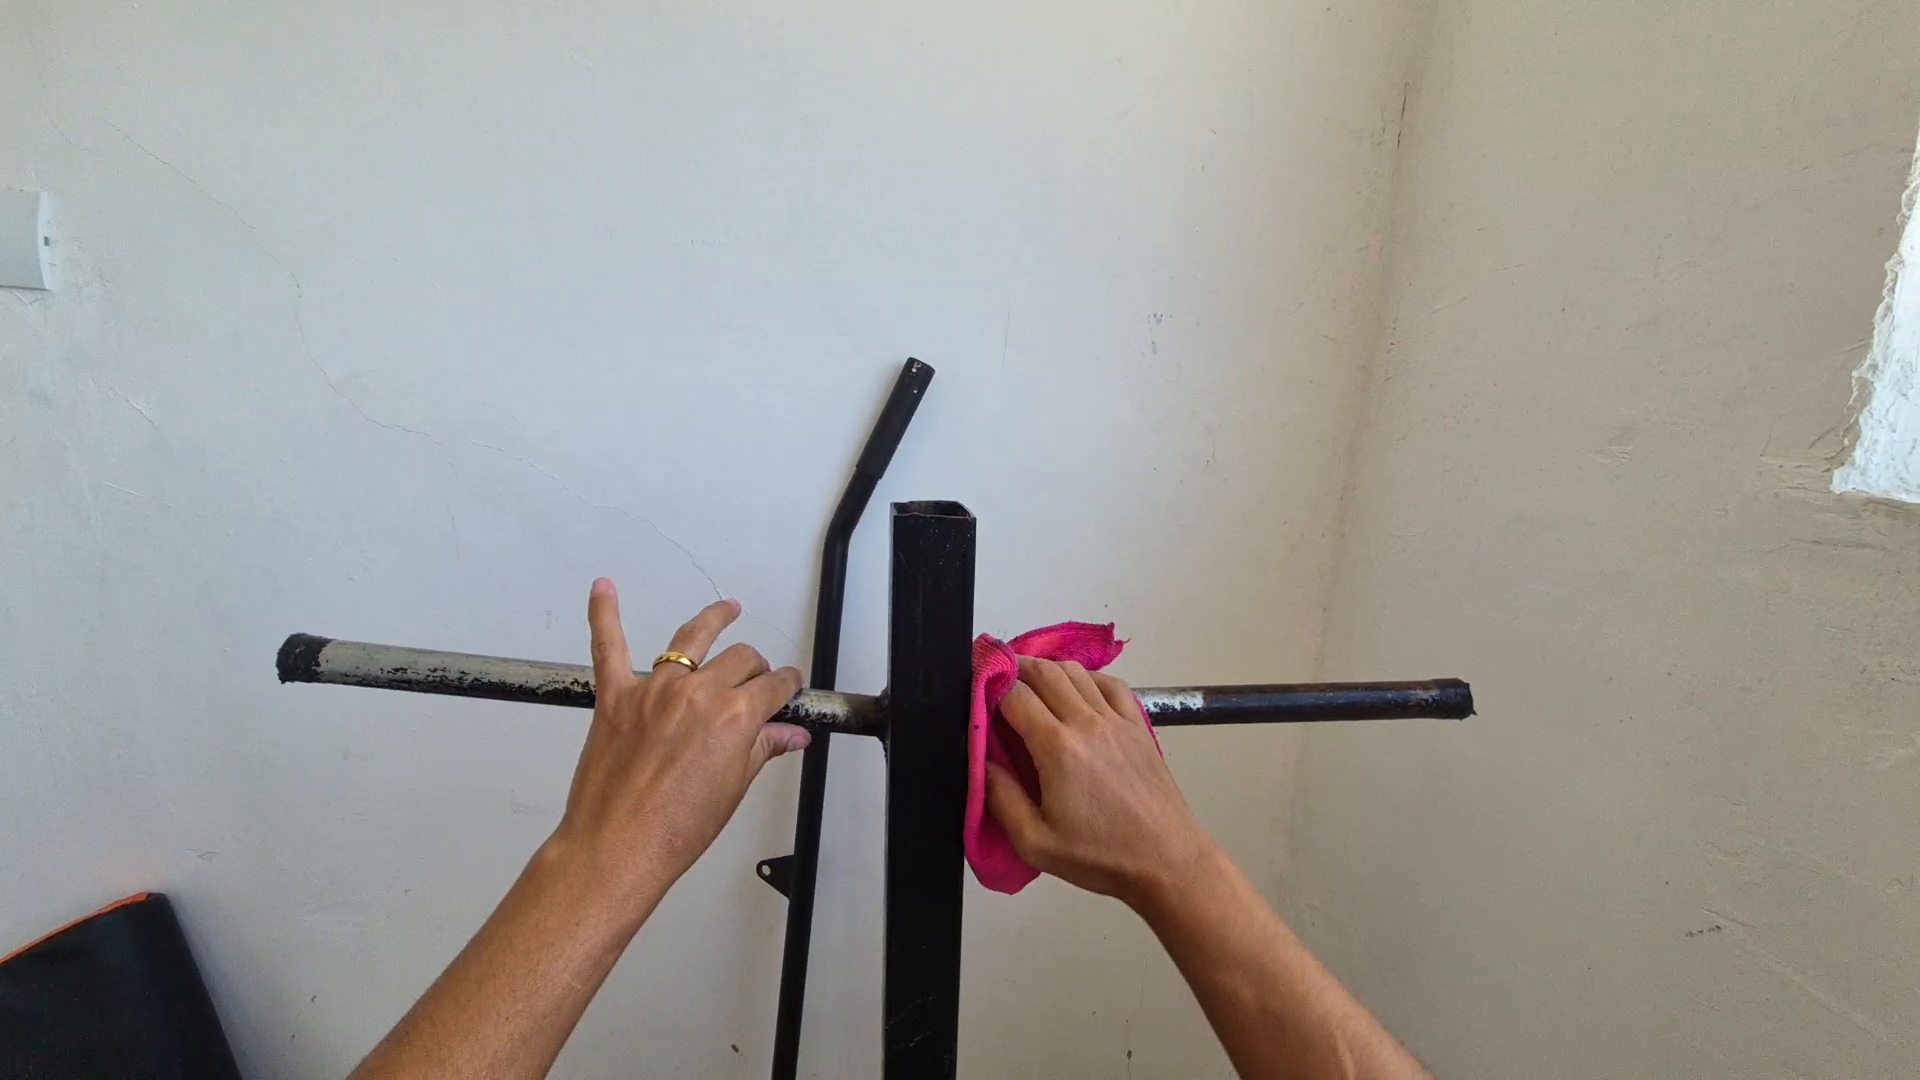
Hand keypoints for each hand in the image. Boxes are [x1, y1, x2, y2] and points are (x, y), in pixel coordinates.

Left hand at [548, 580, 807, 898]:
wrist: (618, 850)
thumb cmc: (677, 828)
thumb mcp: (735, 785)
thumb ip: (766, 747)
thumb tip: (793, 735)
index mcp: (735, 715)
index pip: (774, 683)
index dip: (787, 684)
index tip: (788, 687)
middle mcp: (698, 692)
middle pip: (741, 657)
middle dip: (756, 667)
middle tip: (756, 682)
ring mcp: (655, 690)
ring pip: (692, 638)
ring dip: (714, 619)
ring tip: (728, 609)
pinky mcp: (616, 697)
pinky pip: (609, 647)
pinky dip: (604, 614)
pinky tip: (603, 588)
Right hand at [986, 657, 1217, 911]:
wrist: (1167, 861)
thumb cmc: (1100, 856)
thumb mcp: (1036, 843)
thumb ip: (1000, 799)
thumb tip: (981, 762)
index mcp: (1057, 747)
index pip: (1016, 695)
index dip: (992, 686)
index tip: (978, 691)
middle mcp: (1086, 722)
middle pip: (1045, 671)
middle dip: (1016, 667)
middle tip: (998, 678)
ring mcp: (1116, 719)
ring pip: (1076, 671)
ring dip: (1049, 669)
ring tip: (1032, 682)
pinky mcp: (1139, 725)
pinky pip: (1110, 683)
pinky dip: (1087, 677)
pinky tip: (1078, 689)